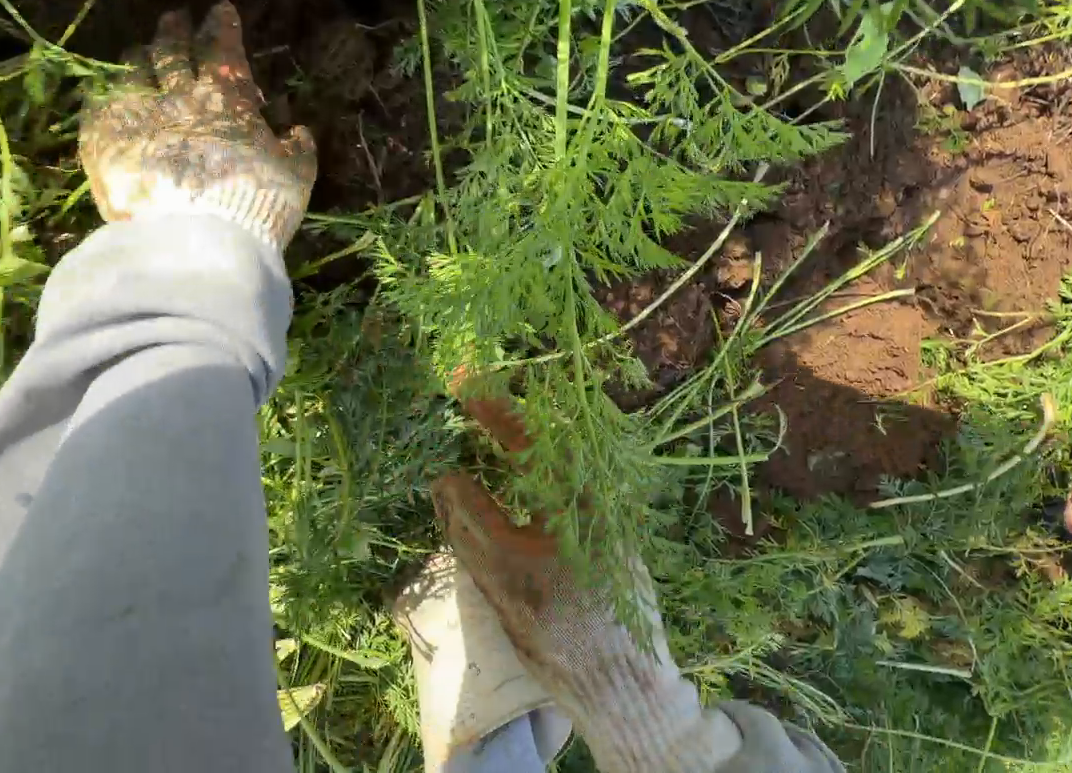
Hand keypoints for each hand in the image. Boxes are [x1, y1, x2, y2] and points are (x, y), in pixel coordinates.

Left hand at [79, 1, 316, 250]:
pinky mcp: (103, 142)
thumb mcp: (295, 176)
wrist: (196, 242)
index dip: (222, 25)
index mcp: (225, 97)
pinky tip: (103, 90)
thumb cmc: (254, 204)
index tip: (221, 9)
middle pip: (172, 50)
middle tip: (175, 18)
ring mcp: (136, 116)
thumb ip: (297, 148)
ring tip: (139, 49)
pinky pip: (98, 104)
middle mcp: (177, 95)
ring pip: (133, 69)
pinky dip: (104, 93)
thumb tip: (295, 129)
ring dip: (139, 55)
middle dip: (176, 30)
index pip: (222, 47)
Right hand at [431, 396, 757, 772]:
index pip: (528, 436)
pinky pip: (568, 478)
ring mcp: (606, 513)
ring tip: (490, 420)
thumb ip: (470, 522)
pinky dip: (539, 460)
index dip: (493, 407)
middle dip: (508, 412)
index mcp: (576, 501)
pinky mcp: (607, 532)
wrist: (627, 688)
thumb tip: (444, 476)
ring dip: (524, 434)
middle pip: (550, 435)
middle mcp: (598, 497)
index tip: (462, 383)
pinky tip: (518, 466)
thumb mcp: (503, 578)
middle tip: (473, 394)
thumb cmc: (564, 634)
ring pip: (561, 456)